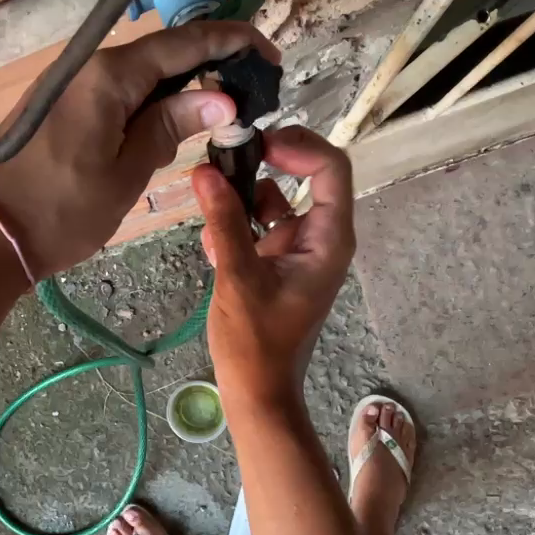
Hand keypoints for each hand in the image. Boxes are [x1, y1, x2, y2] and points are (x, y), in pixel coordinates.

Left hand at [0, 21, 278, 276]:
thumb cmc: (59, 212)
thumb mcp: (125, 174)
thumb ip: (170, 128)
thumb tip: (220, 96)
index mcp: (109, 74)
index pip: (185, 43)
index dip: (232, 45)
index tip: (270, 56)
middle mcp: (87, 66)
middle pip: (161, 55)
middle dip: (209, 70)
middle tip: (248, 97)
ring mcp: (67, 85)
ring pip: (137, 77)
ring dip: (177, 92)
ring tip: (215, 117)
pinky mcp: (56, 108)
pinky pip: (113, 95)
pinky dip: (145, 106)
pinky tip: (164, 130)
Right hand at [196, 126, 354, 412]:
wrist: (257, 392)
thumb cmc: (255, 343)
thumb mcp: (237, 278)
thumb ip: (224, 222)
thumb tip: (204, 171)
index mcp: (328, 240)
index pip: (330, 168)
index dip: (298, 145)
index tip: (256, 143)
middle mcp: (319, 239)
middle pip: (303, 177)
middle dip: (262, 166)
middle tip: (222, 161)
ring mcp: (297, 252)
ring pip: (275, 201)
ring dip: (242, 198)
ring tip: (209, 204)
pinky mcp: (276, 265)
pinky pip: (260, 228)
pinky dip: (237, 226)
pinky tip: (210, 242)